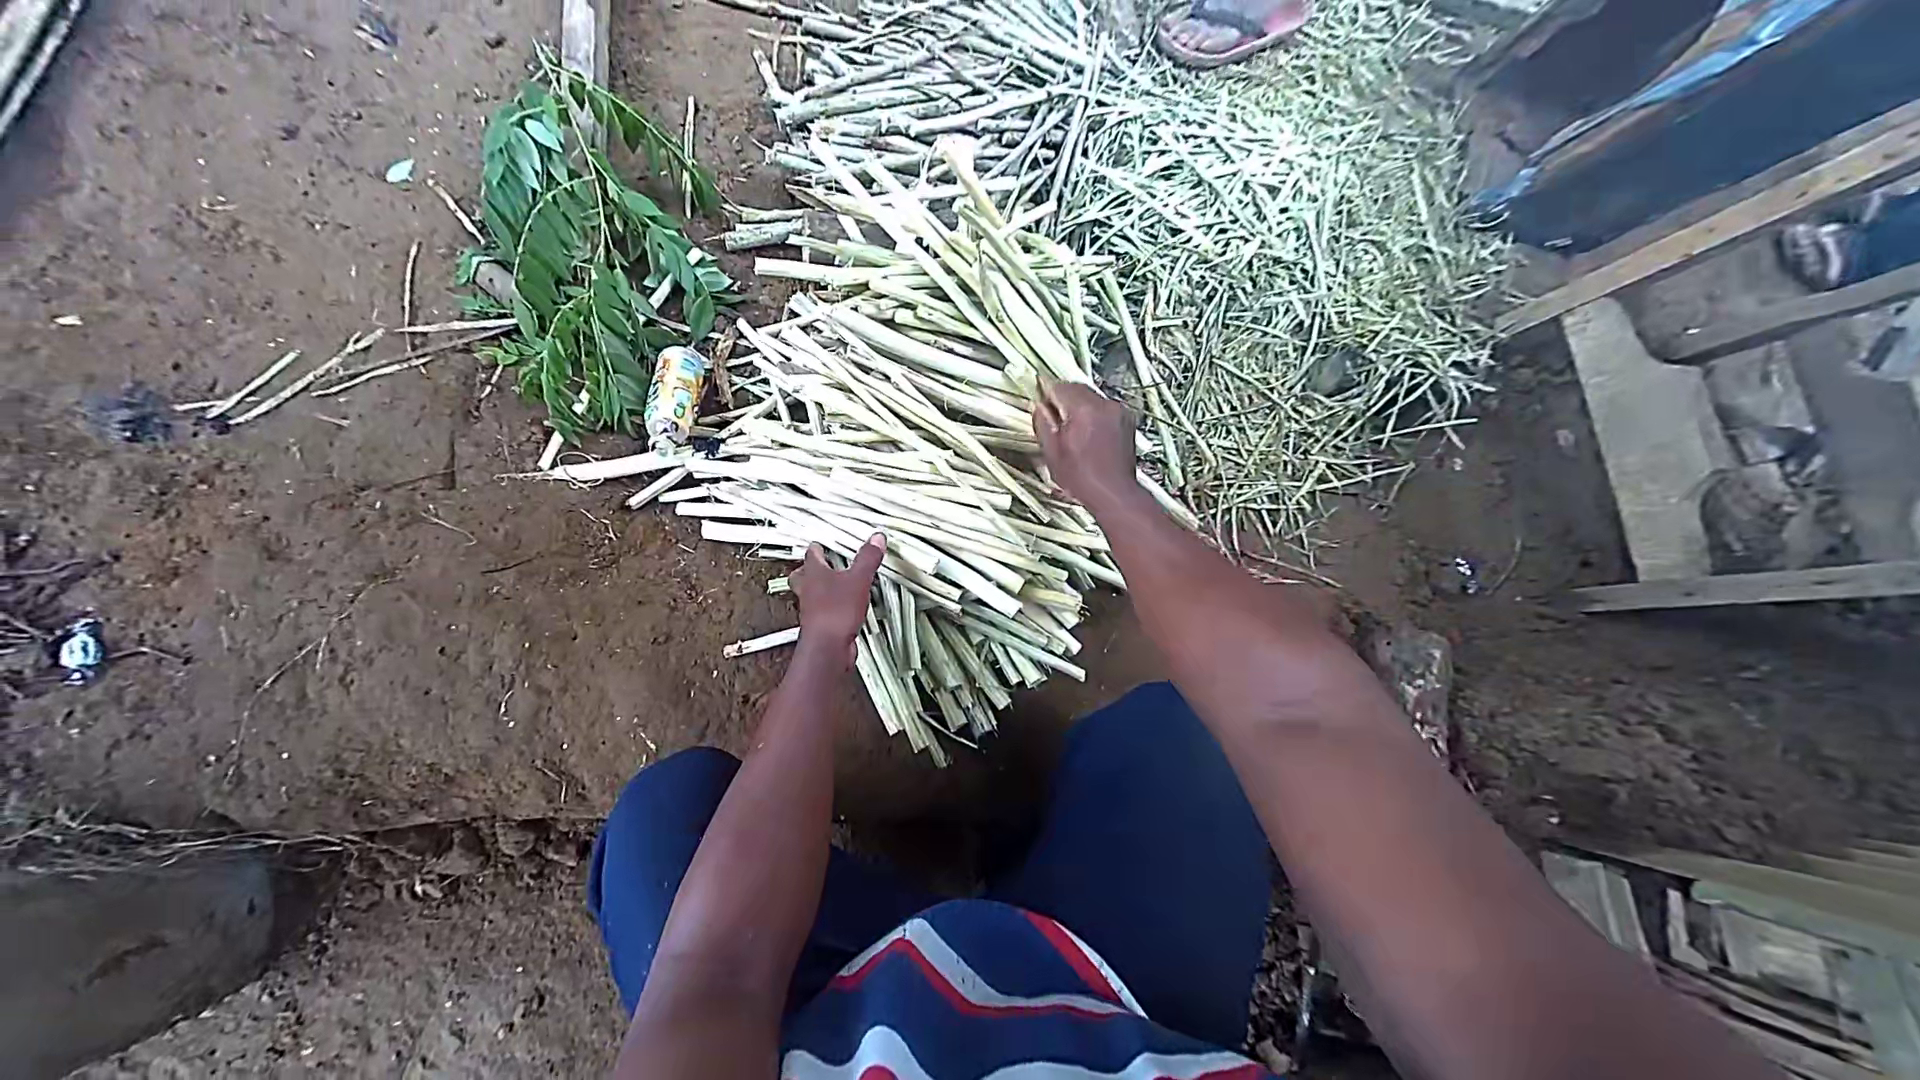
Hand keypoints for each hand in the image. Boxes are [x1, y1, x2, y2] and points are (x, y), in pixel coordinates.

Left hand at [788, 534, 885, 663]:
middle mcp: (808, 589)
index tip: (822, 544)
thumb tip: (877, 538)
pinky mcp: (820, 625)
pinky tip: (844, 608)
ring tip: (836, 585)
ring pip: (811, 593)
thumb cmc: (837, 610)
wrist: (828, 647)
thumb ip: (868, 558)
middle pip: (802, 575)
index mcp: (814, 573)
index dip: (817, 548)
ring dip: (820, 589)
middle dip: (811, 569)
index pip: (811, 554)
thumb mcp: (859, 579)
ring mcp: (811, 608)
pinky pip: (822, 611)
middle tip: (823, 565)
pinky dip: (831, 607)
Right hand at [1033, 381, 1137, 510]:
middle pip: (1076, 387)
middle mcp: (1104, 405)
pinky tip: (1085, 432)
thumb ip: (1042, 423)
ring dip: (1077, 405)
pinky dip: (1092, 413)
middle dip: (1062, 397)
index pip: (1059, 387)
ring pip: (1091, 396)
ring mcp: (1118, 412)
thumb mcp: (1052, 453)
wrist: (1113, 493)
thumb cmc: (1084, 479)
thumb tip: (1038, 407)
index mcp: (1083, 410)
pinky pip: (1103, 407)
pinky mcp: (1125, 420)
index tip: (1039, 397)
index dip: (1045, 393)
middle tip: (1050, 413)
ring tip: (1068, 427)